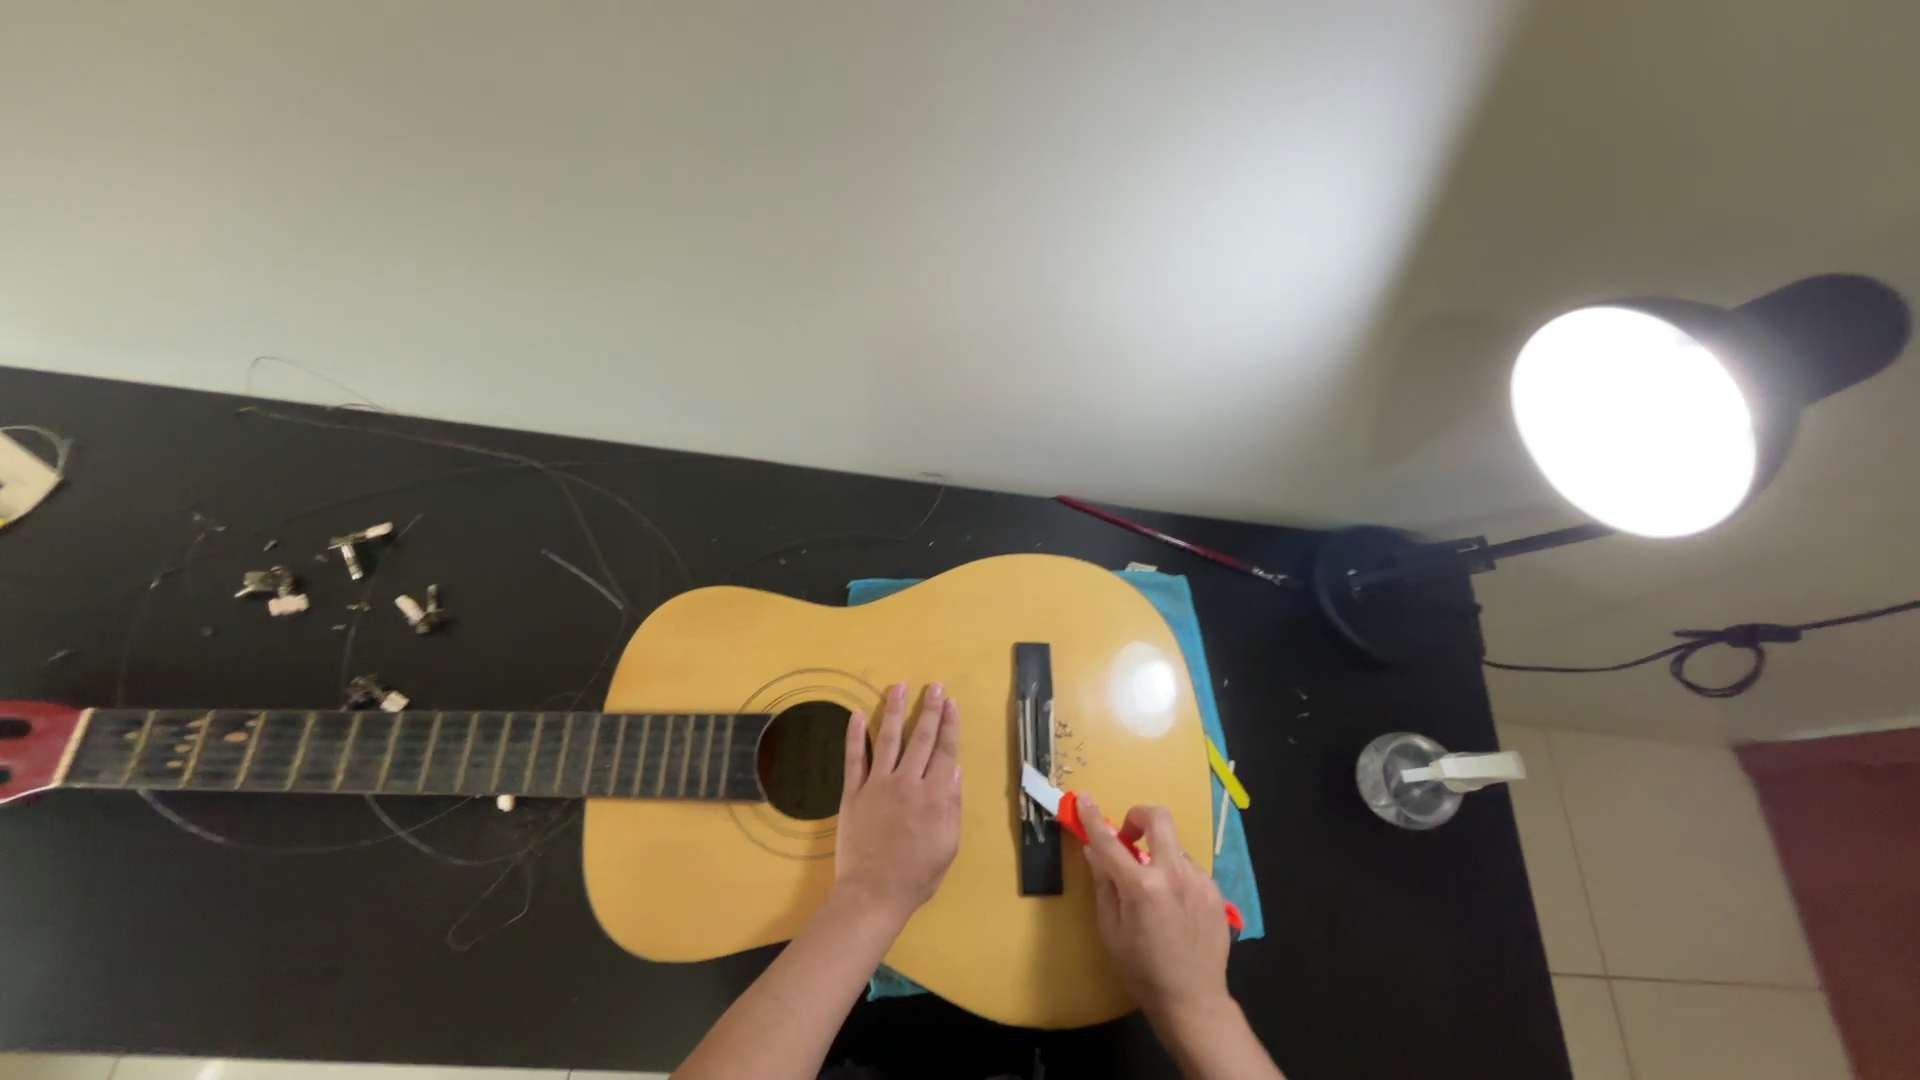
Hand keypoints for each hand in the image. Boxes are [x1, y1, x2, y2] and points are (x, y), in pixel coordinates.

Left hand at [831, 682, 962, 923]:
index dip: (950, 725)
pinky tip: (858, 714)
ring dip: (895, 711)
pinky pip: (854, 759)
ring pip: (889, 740)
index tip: (951, 703)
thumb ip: (952, 805)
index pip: (945, 751)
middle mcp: (908, 783)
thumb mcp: (948, 844)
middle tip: (934, 687)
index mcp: (934, 796)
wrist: (874, 894)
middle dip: (929, 710)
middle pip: (921, 739)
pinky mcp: (853, 793)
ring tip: (899, 687)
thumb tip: (954, 770)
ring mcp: (877, 785)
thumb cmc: (917, 875)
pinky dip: (855, 736)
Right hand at [1079, 799, 1232, 1021]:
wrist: (1193, 1000)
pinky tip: (1173, 905)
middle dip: (1138, 816)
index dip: (1093, 817)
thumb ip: (1103, 884)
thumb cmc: (1142, 970)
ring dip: (1158, 854)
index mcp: (1141, 886)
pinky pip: (1189, 868)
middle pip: (1158, 818)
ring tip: (1154, 889)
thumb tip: (1094, 851)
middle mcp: (1173, 874)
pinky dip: (1175, 874)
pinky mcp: (1214, 891)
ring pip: (1174, 846)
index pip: (1109, 841)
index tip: (1083, 798)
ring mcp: (1199, 880)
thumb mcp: (1110, 929)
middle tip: (1128, 837)